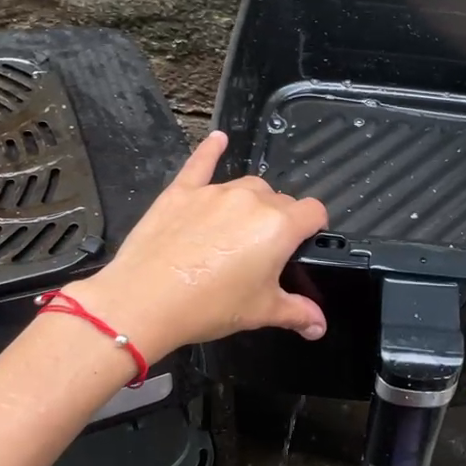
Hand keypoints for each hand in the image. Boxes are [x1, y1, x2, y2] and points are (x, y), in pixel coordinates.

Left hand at [59, 131, 327, 358]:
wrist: (145, 301)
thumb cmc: (210, 306)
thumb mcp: (260, 312)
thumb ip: (297, 312)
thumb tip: (320, 326)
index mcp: (279, 227)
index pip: (314, 212)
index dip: (315, 227)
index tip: (306, 244)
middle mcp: (252, 200)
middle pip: (281, 200)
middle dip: (281, 222)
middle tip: (265, 254)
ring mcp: (214, 192)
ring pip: (248, 187)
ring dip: (252, 204)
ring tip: (239, 233)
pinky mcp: (182, 191)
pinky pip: (201, 162)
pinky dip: (211, 150)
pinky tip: (219, 139)